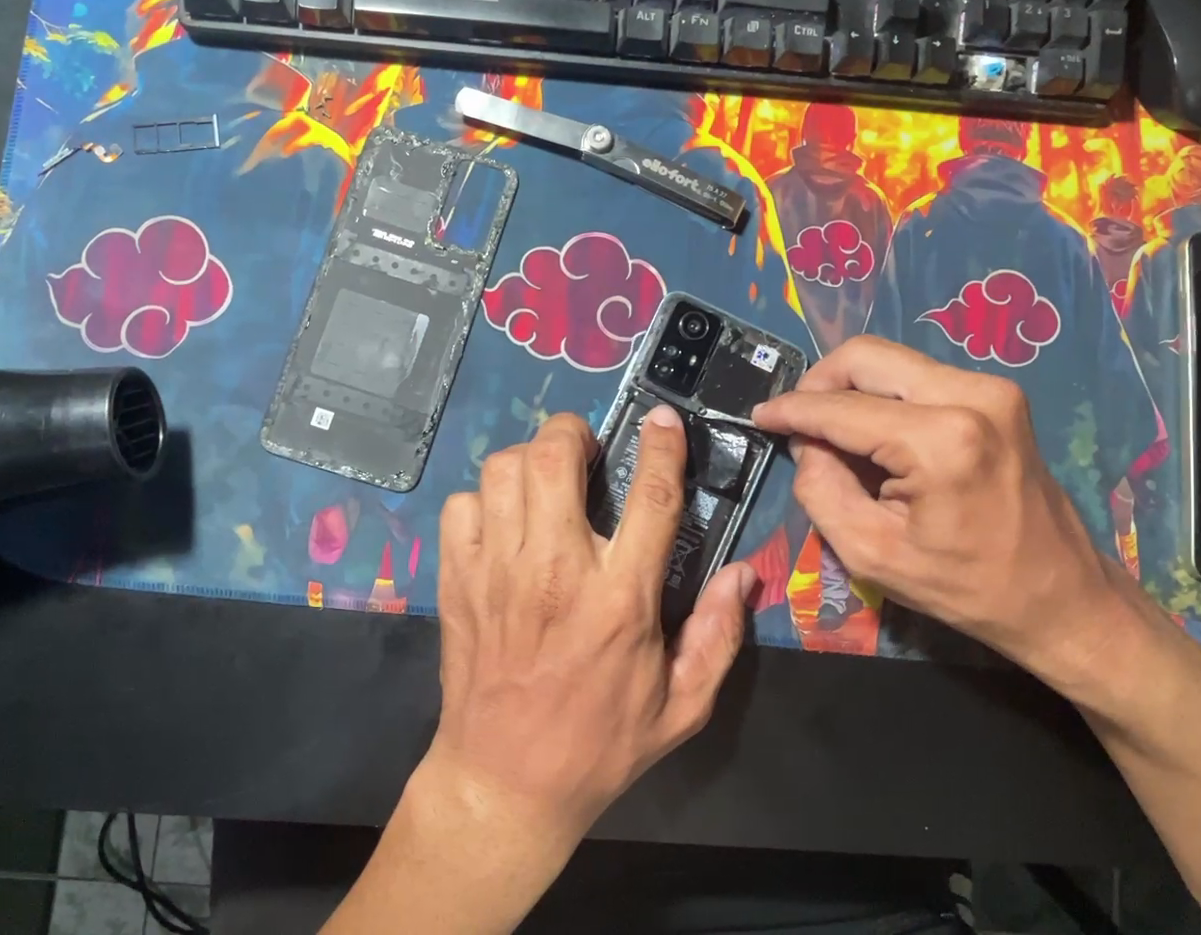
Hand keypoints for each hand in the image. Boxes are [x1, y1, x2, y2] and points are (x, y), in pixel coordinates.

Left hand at [424, 407, 753, 844]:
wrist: (504, 781)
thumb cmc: (599, 744)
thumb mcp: (683, 707)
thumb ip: (719, 636)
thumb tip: (743, 574)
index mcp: (619, 598)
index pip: (651, 498)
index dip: (662, 447)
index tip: (662, 419)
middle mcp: (555, 570)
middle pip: (556, 458)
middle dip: (574, 434)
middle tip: (588, 453)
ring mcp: (497, 571)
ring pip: (503, 470)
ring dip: (530, 460)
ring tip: (546, 482)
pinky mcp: (457, 580)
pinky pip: (461, 506)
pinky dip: (483, 498)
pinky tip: (502, 522)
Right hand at [751, 336, 1132, 686]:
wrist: (1059, 595)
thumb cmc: (964, 586)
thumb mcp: (869, 553)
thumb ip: (820, 488)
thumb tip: (808, 443)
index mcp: (940, 440)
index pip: (840, 407)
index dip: (791, 410)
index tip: (759, 416)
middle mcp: (971, 395)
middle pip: (865, 356)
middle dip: (819, 382)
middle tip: (797, 421)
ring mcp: (992, 388)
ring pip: (890, 361)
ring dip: (851, 390)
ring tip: (835, 436)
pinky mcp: (999, 394)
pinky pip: (917, 376)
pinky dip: (882, 397)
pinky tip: (876, 438)